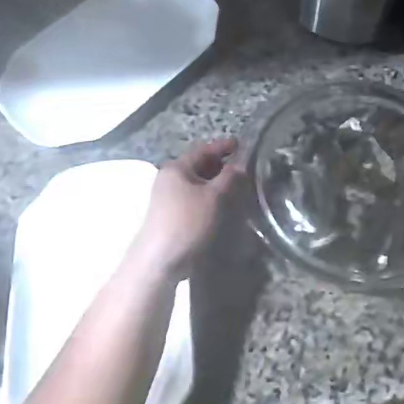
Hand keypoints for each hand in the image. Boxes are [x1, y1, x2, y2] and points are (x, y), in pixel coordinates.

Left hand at [128, 138, 244, 278]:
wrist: (159, 259)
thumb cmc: (187, 222)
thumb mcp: (213, 197)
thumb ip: (229, 177)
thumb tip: (241, 164)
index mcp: (176, 167)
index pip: (203, 149)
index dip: (223, 146)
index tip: (242, 145)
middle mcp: (169, 178)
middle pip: (199, 165)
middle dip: (221, 164)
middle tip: (244, 167)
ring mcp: (168, 196)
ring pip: (197, 182)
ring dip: (216, 181)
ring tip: (237, 184)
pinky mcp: (171, 213)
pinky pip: (194, 196)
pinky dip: (209, 195)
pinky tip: (222, 202)